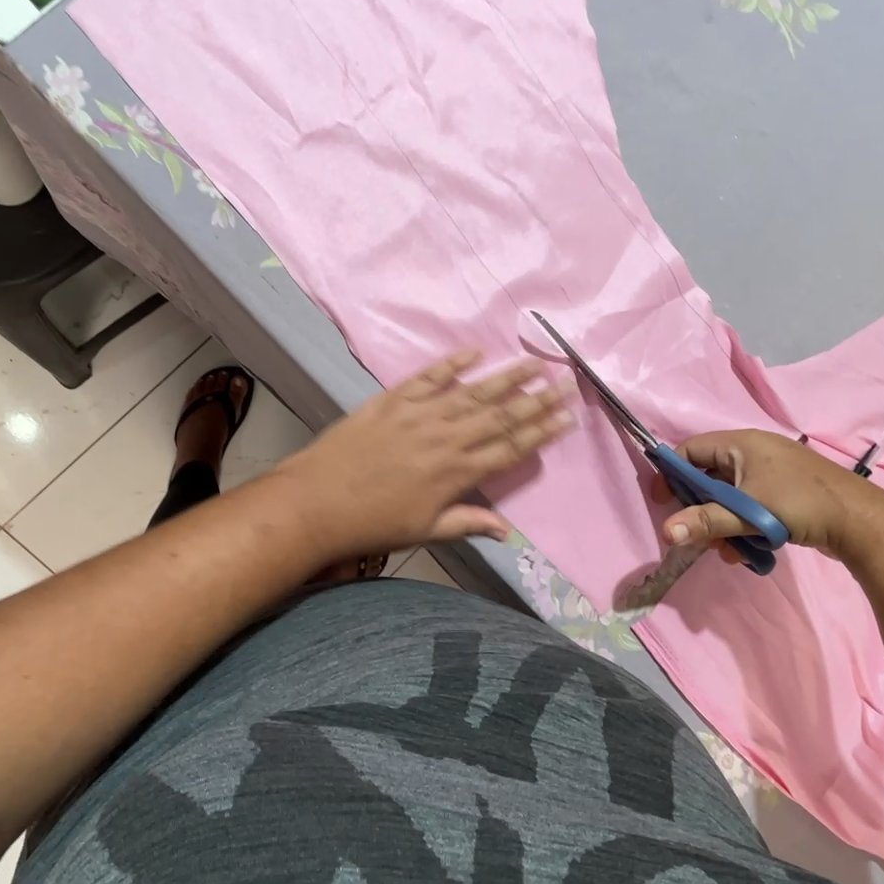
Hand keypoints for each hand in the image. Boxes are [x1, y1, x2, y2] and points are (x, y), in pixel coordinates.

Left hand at [275, 350, 573, 555]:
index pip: (509, 448)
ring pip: (471, 392)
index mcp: (456, 473)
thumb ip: (468, 523)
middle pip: (500, 415)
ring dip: (506, 377)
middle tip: (567, 382)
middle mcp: (445, 438)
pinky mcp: (392, 400)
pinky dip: (452, 363)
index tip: (567, 418)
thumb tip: (511, 532)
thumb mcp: (424, 531)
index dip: (540, 432)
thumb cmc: (371, 524)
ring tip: (534, 364)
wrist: (316, 503)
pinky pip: (428, 377)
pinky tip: (475, 352)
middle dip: (537, 399)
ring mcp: (419, 415)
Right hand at [656, 430, 883, 562]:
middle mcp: (754, 451)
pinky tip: (747, 550)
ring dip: (721, 522)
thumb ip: (704, 521)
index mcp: (742, 443)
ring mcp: (771, 471)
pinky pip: (749, 503)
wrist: (860, 522)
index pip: (691, 449)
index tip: (662, 502)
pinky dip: (742, 524)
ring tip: (725, 548)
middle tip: (696, 532)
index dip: (672, 474)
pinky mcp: (784, 491)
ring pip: (729, 494)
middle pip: (708, 474)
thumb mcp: (747, 512)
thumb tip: (666, 532)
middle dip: (699, 507)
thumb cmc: (800, 505)